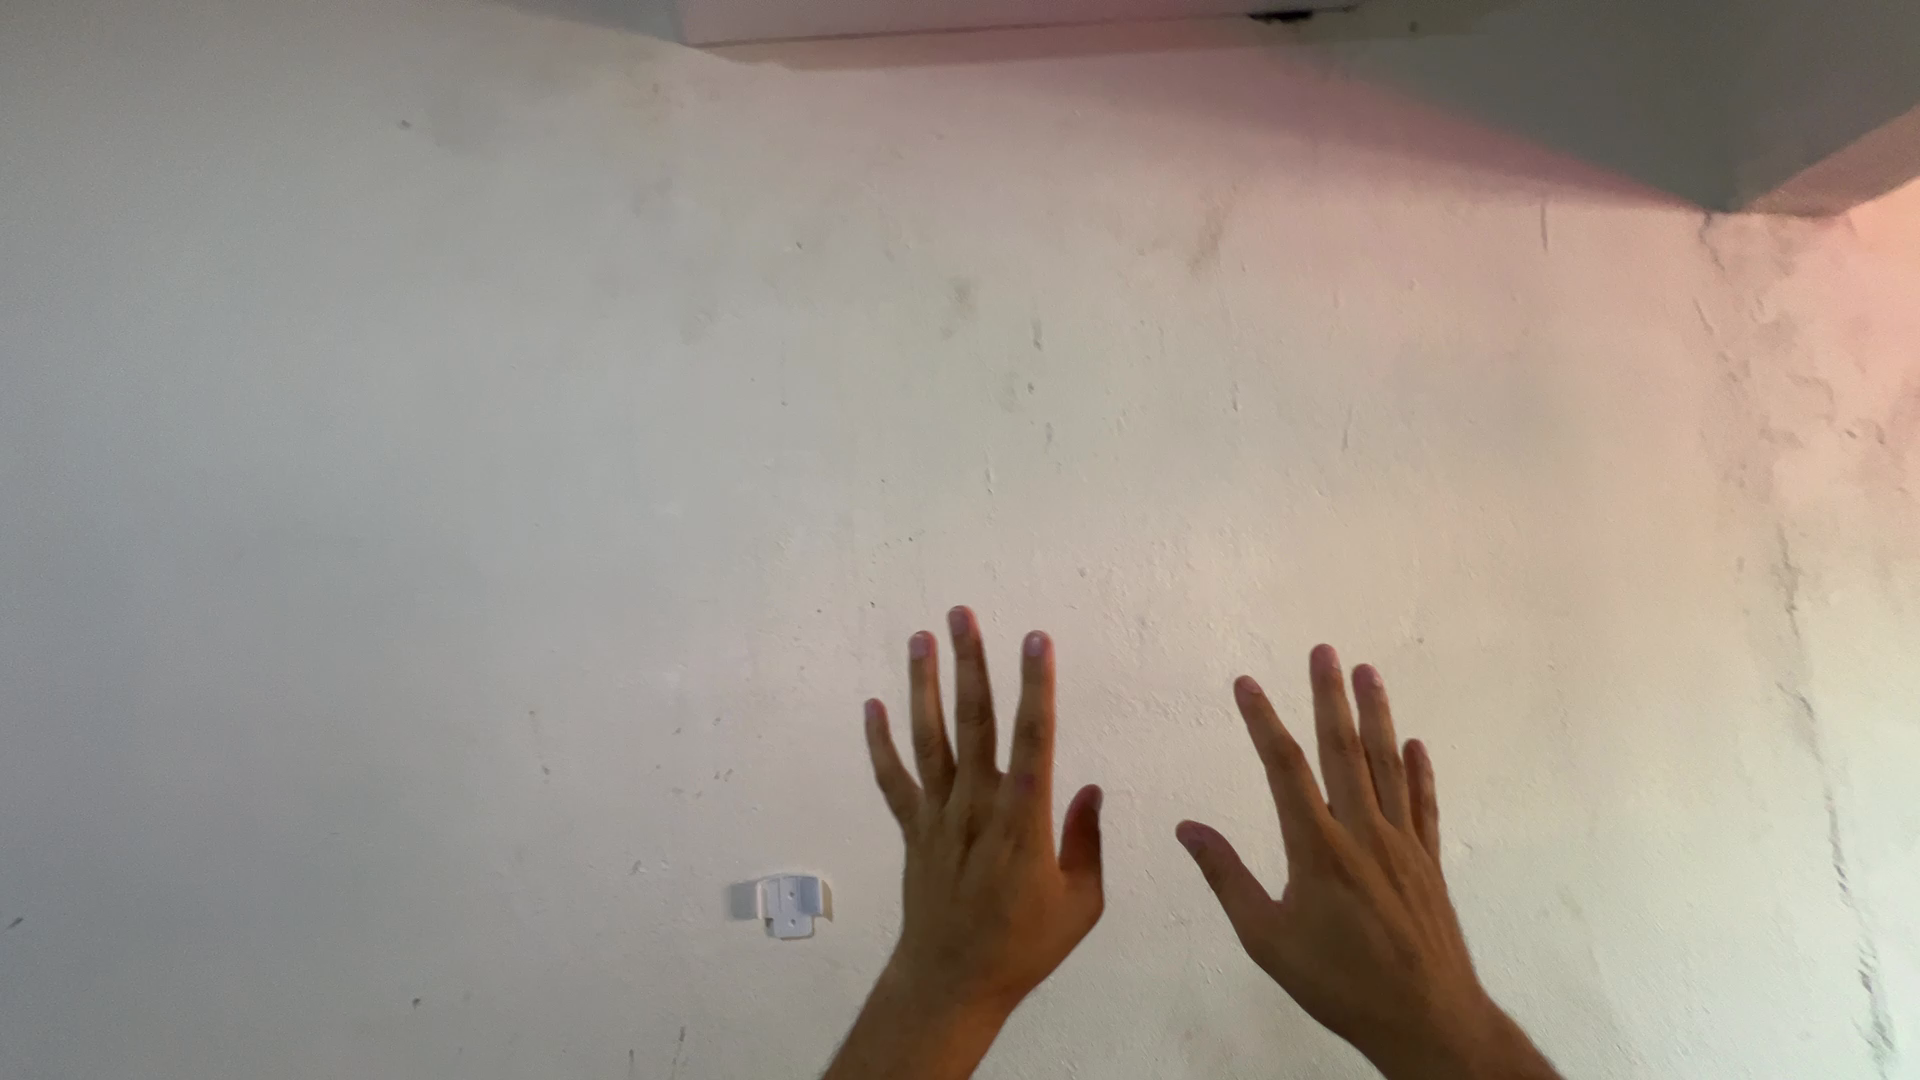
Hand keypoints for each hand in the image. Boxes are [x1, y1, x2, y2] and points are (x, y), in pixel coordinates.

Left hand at [825, 607, 1104, 1079]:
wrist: (954, 981)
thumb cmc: (1024, 943)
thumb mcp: (1081, 903)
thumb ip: (1088, 842)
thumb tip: (1092, 789)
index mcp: (1023, 817)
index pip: (1035, 737)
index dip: (1036, 685)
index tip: (1036, 639)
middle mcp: (977, 802)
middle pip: (973, 720)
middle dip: (969, 663)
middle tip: (961, 614)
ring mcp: (938, 812)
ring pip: (929, 737)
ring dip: (922, 685)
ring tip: (919, 639)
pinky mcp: (912, 827)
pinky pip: (892, 778)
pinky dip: (878, 743)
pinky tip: (870, 705)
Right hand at [1177, 646, 1559, 1079]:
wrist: (1431, 1027)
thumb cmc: (1339, 982)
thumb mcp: (1266, 939)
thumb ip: (1226, 877)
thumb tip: (1186, 828)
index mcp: (1317, 847)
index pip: (1284, 767)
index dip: (1263, 721)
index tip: (1246, 683)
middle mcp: (1362, 832)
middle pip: (1342, 750)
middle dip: (1329, 697)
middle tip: (1323, 652)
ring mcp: (1402, 844)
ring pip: (1386, 766)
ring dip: (1376, 715)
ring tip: (1368, 672)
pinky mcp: (1428, 863)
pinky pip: (1423, 806)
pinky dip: (1420, 771)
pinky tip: (1415, 742)